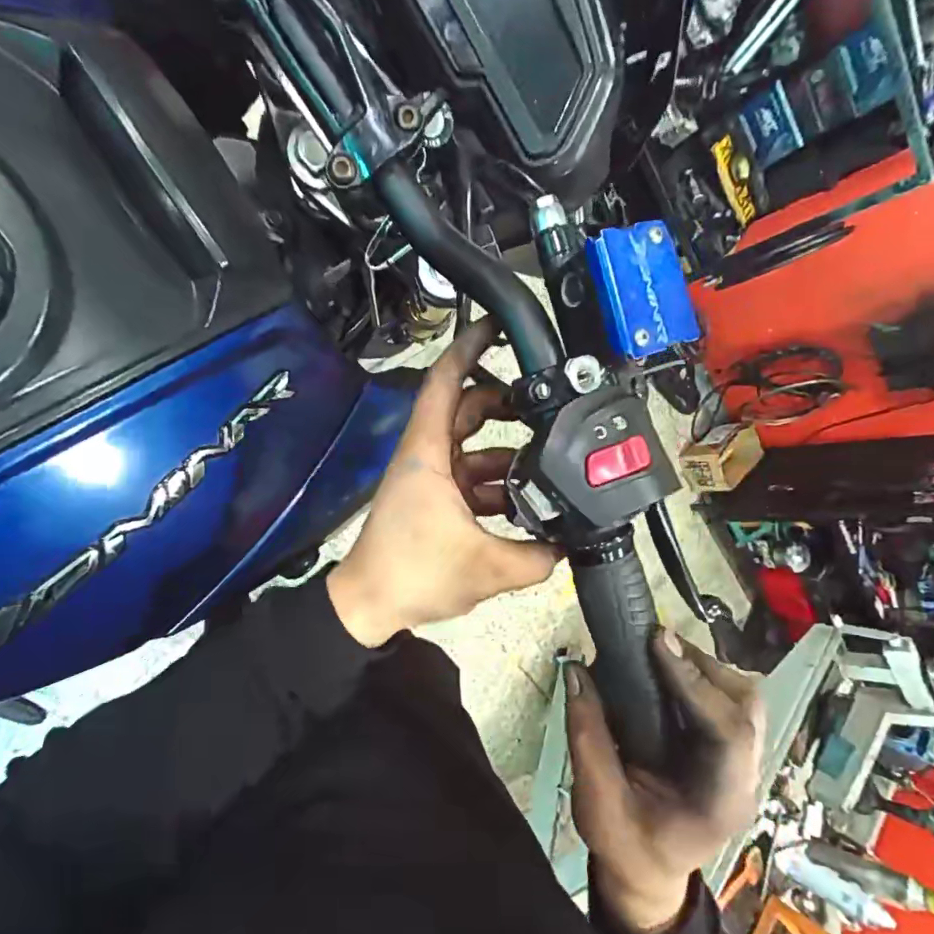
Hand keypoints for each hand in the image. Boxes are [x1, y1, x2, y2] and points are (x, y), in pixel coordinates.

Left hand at [326, 318, 559, 646]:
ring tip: (545, 462)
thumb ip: (535, 558)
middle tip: (543, 408)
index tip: (496, 328)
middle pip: (467, 410)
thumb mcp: (486, 567)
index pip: (446, 383)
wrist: (370, 605)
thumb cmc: (413, 574)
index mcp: (429, 453)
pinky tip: (525, 504)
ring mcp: (429, 479)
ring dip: (507, 452)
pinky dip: (497, 485)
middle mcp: (427, 456)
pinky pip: (471, 478)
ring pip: (473, 447)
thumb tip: (564, 549)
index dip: (470, 349)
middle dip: (505, 404)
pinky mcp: (433, 501)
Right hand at [565, 628, 764, 933]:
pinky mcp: (728, 750)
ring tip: (660, 653)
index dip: (696, 683)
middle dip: (703, 668)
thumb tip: (576, 672)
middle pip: (747, 707)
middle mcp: (745, 778)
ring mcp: (743, 764)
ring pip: (744, 700)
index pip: (729, 732)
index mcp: (722, 801)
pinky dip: (701, 679)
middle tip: (656, 644)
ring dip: (704, 669)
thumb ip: (587, 737)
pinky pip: (727, 702)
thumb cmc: (626, 847)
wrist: (646, 876)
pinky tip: (668, 670)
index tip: (658, 642)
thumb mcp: (596, 802)